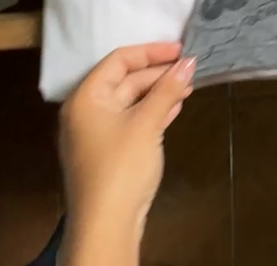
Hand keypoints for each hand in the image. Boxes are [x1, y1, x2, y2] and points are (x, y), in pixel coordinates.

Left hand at [58, 42, 194, 254]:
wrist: (107, 226)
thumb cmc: (121, 166)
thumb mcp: (147, 122)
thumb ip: (168, 88)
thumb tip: (190, 61)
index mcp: (86, 98)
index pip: (118, 60)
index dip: (150, 52)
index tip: (180, 50)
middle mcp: (86, 111)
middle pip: (125, 80)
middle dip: (158, 74)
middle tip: (190, 69)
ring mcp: (97, 133)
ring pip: (131, 101)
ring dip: (159, 92)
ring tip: (188, 86)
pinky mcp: (109, 151)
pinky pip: (132, 119)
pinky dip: (153, 111)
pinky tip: (175, 108)